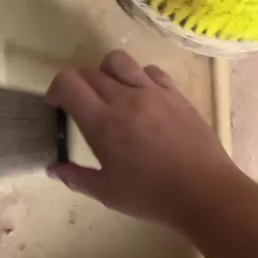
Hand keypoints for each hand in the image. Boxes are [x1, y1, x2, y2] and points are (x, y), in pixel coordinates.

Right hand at [45, 50, 243, 228]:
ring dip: (105, 71)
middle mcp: (125, 99)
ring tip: (110, 93)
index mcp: (103, 123)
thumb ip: (77, 178)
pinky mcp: (176, 94)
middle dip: (78, 84)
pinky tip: (141, 96)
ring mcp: (153, 92)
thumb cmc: (151, 196)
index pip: (68, 84)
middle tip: (80, 106)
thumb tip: (53, 170)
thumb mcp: (107, 193)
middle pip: (90, 72)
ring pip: (119, 60)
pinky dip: (137, 77)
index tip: (56, 105)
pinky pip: (150, 71)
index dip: (56, 89)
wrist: (204, 191)